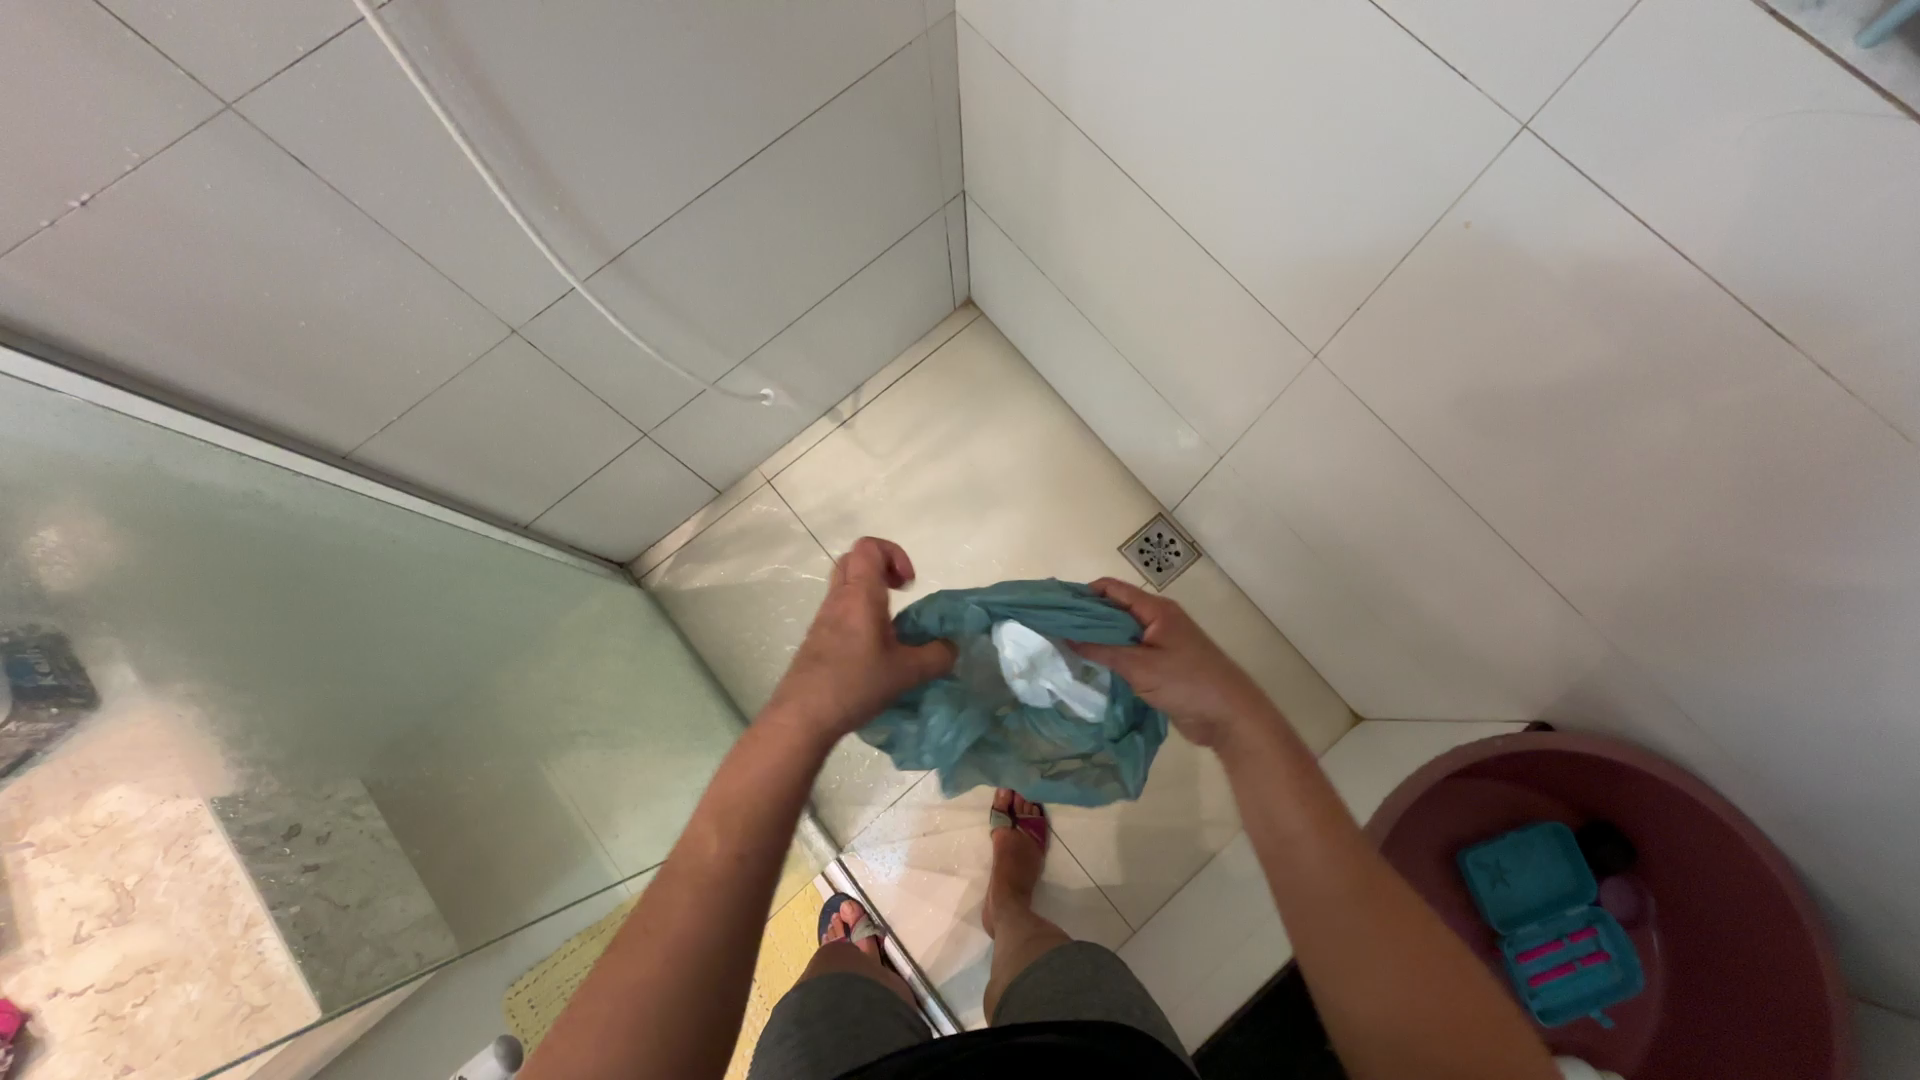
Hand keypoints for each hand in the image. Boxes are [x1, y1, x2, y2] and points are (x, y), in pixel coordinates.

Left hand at [763, 537, 955, 740]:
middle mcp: (839, 599)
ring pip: (844, 585)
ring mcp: (823, 618)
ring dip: (869, 594)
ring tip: (890, 627)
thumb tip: (951, 647)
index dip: (894, 554)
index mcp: (860, 595)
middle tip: (900, 593)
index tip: (908, 585)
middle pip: (854, 560)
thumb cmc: (855, 684)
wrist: (803, 715)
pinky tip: (872, 650)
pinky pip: (838, 610)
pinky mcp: (816, 639)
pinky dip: (858, 616)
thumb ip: (937, 656)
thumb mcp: (908, 672)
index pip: (869, 547)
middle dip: (881, 568)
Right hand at [1072, 577, 1276, 748]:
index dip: (1082, 594)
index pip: (1111, 589)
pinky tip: (1089, 665)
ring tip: (1063, 646)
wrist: (1230, 717)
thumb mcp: (1140, 667)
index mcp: (1155, 610)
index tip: (1054, 607)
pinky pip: (1128, 652)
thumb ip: (1101, 649)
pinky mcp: (1161, 664)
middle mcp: (1157, 620)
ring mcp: (1160, 642)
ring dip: (1096, 638)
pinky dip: (1109, 655)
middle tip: (1052, 628)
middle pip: (1113, 609)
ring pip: (1120, 632)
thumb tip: (1065, 635)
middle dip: (1084, 616)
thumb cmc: (1188, 683)